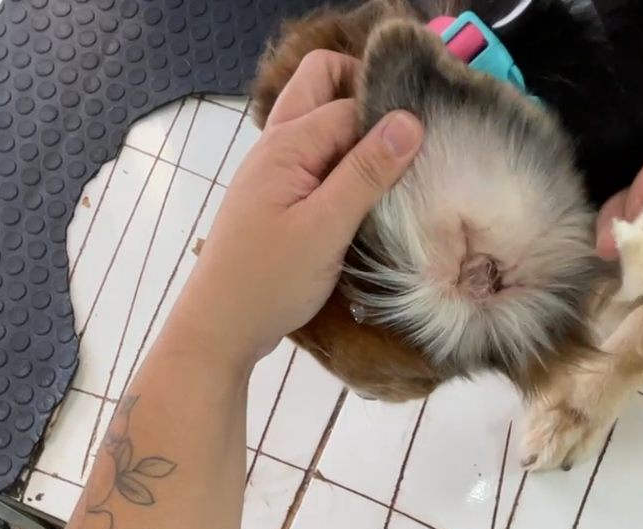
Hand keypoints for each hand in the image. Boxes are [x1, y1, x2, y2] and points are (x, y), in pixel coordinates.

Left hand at [163, 51, 423, 366]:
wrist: (219, 330)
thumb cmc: (268, 283)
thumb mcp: (324, 229)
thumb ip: (365, 174)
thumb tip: (410, 120)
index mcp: (286, 144)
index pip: (350, 103)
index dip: (387, 116)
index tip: (423, 146)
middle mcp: (273, 147)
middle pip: (320, 86)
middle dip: (361, 98)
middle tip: (397, 144)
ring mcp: (271, 174)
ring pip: (315, 126)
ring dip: (350, 137)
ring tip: (386, 174)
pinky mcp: (274, 202)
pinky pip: (310, 162)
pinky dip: (336, 167)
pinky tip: (359, 200)